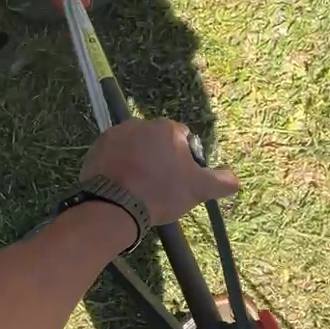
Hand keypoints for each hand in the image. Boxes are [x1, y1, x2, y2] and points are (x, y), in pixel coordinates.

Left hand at [79, 119, 238, 226]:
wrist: (114, 205)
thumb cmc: (160, 193)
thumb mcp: (199, 189)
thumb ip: (222, 181)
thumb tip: (234, 179)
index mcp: (166, 128)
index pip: (184, 138)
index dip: (185, 158)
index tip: (179, 178)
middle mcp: (139, 124)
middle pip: (156, 141)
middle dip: (160, 158)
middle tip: (159, 184)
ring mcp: (114, 134)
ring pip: (134, 146)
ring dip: (138, 160)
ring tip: (139, 186)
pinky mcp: (95, 148)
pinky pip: (113, 154)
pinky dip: (118, 165)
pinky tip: (121, 184)